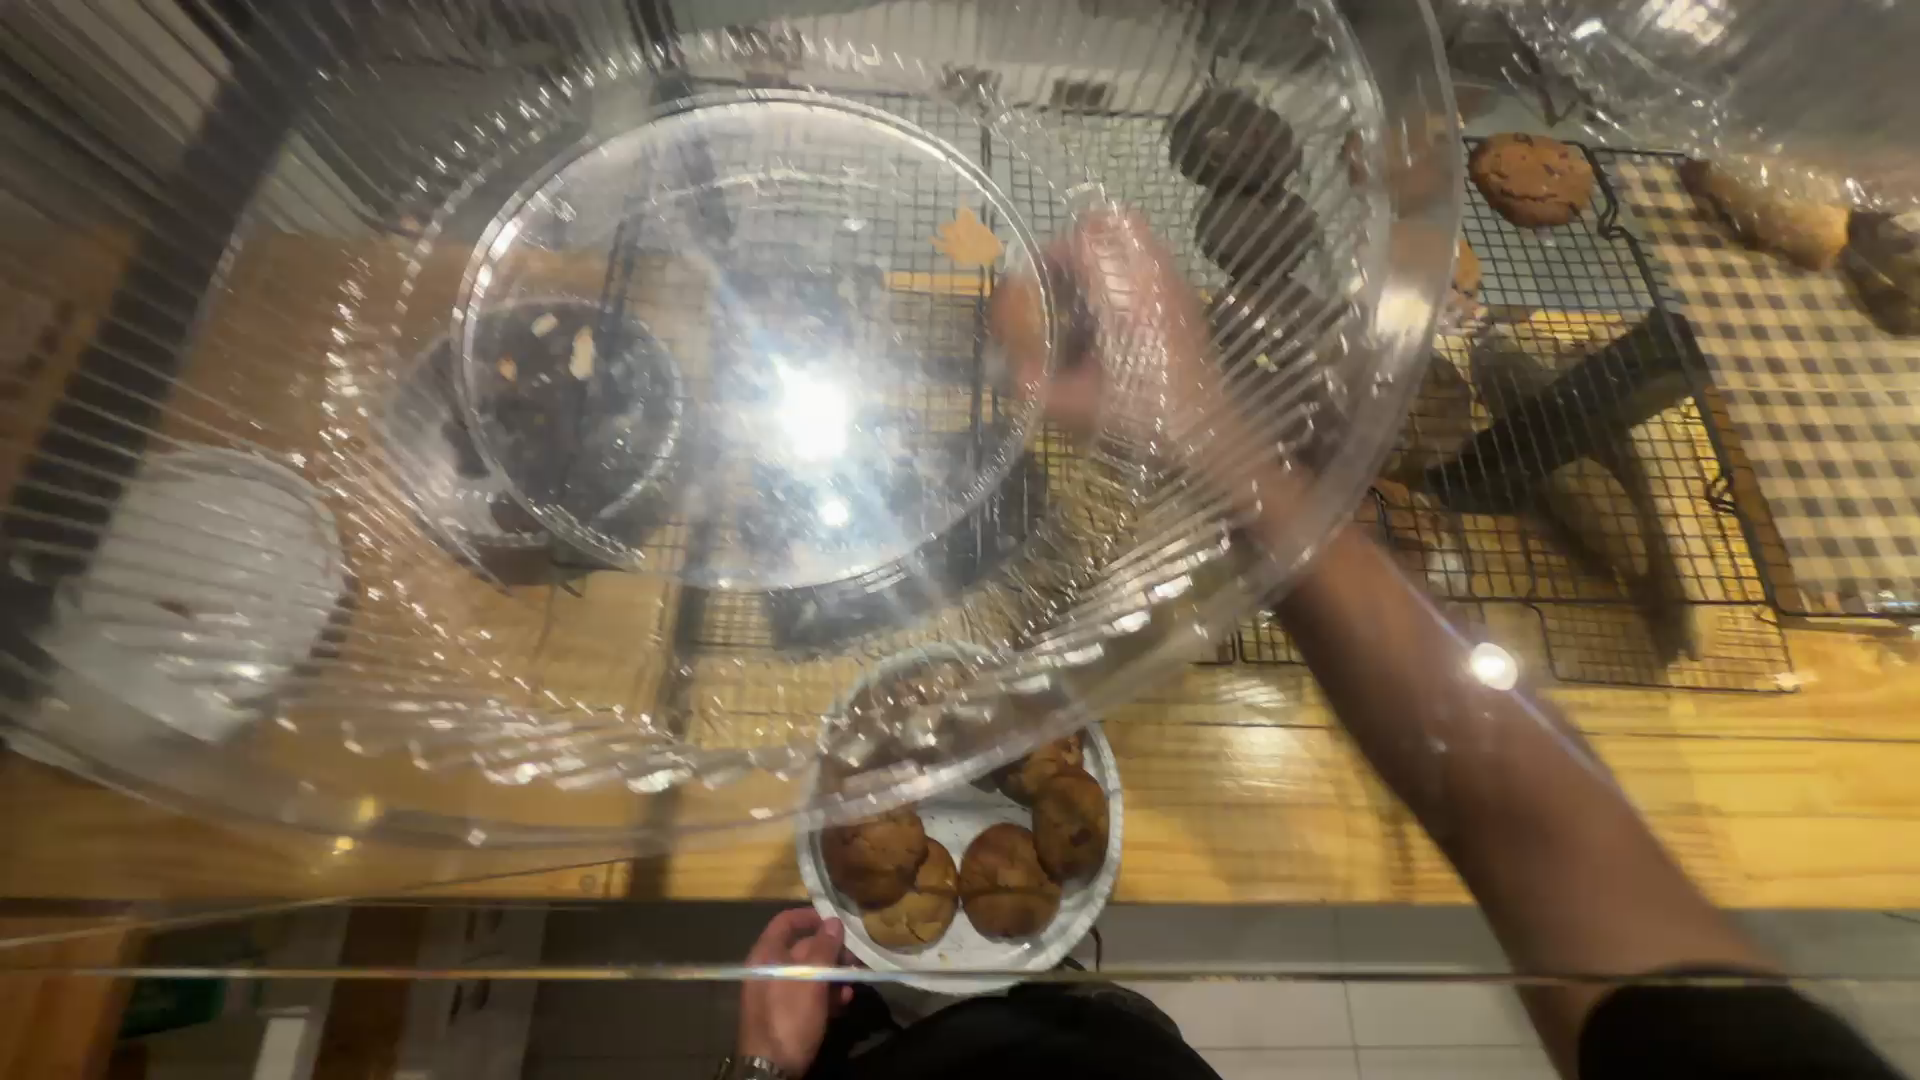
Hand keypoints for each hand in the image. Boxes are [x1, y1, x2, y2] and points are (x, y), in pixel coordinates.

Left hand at [737, 909, 851, 1076]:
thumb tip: (834, 921)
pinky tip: (844, 1002)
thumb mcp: (811, 979)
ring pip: (809, 973)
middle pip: (803, 947)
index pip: (786, 921)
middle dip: (831, 950)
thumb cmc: (789, 1017)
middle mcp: (769, 969)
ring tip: (854, 981)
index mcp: (767, 955)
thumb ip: (824, 947)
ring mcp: (776, 994)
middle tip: (855, 956)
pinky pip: (807, 995)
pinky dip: (826, 994)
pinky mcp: (785, 1015)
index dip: (810, 916)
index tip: (836, 921)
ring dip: (833, 974)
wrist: (770, 1072)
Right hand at [989, 207, 1219, 442]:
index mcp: (1129, 294)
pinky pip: (1147, 263)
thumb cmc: (1147, 413)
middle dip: (1077, 246)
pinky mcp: (1184, 296)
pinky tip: (1110, 319)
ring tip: (1081, 303)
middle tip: (1058, 284)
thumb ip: (1041, 387)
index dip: (1051, 253)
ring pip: (1131, 239)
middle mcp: (1155, 276)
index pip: (1084, 239)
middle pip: (1112, 224)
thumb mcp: (1083, 405)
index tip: (1034, 282)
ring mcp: (1174, 282)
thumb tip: (1010, 371)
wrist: (1207, 426)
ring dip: (1099, 260)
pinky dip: (1120, 276)